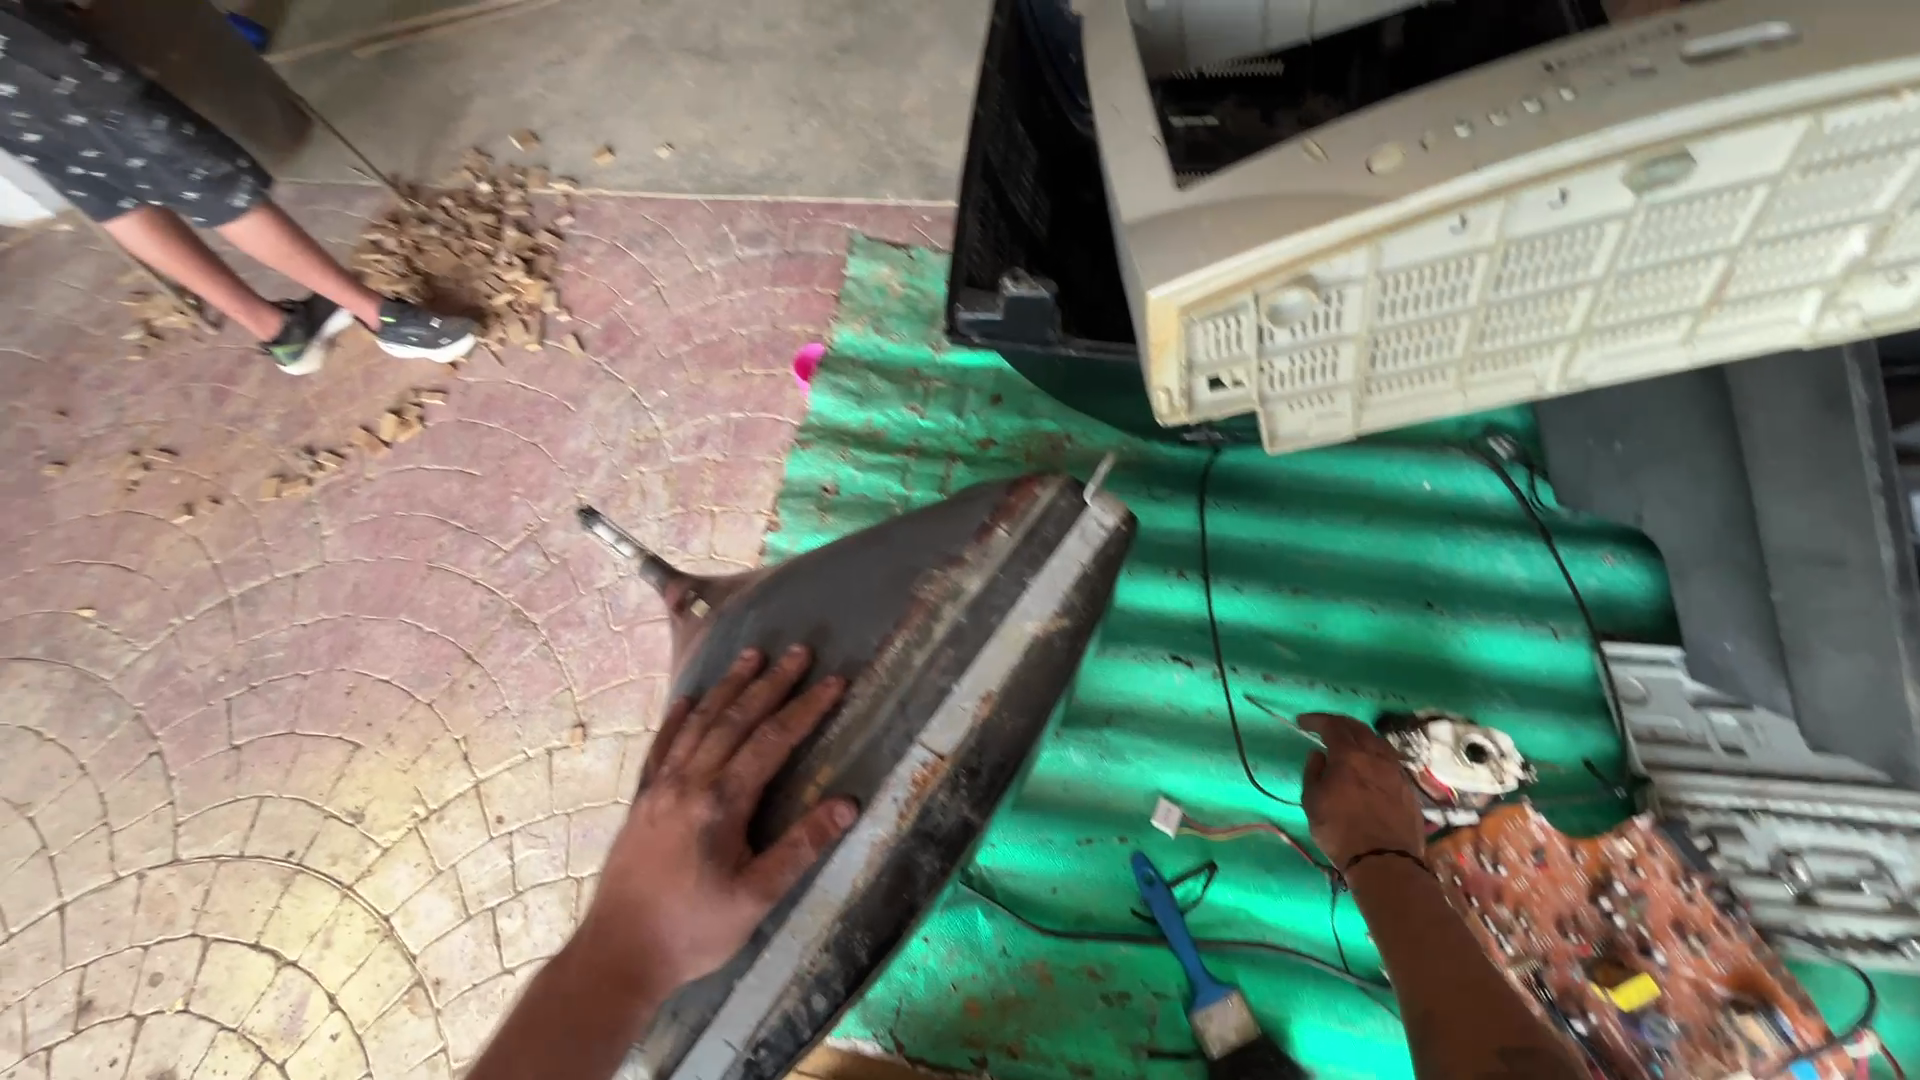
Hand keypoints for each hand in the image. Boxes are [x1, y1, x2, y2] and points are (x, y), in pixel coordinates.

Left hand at [573, 645, 858, 1001]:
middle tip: (799, 651)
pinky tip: (689, 698)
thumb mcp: (756, 897)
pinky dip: (679, 718)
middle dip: (771, 683)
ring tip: (752, 655)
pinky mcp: (643, 800)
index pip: (773, 741)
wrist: (616, 956)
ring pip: (701, 723)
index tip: (834, 681)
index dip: (806, 709)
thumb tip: (848, 804)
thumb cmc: (693, 930)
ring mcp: (661, 788)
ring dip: (729, 687)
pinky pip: (664, 746)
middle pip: (737, 719)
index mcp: (721, 802)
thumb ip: (801, 847)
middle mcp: (690, 782)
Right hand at [1298, 712, 1425, 868]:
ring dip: (1360, 736)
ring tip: (1349, 742)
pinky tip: (1369, 764)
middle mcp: (1375, 757)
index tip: (1302, 722)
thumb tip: (1319, 755)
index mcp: (1349, 756)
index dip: (1316, 720)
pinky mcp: (1408, 788)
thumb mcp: (1312, 802)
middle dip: (1339, 722)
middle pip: (1358, 728)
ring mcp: (1396, 772)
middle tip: (1325, 726)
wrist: (1385, 862)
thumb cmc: (1340, 831)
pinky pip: (1389, 759)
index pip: (1332, 726)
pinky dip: (1375, 753)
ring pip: (1378, 742)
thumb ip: (1314, 772)